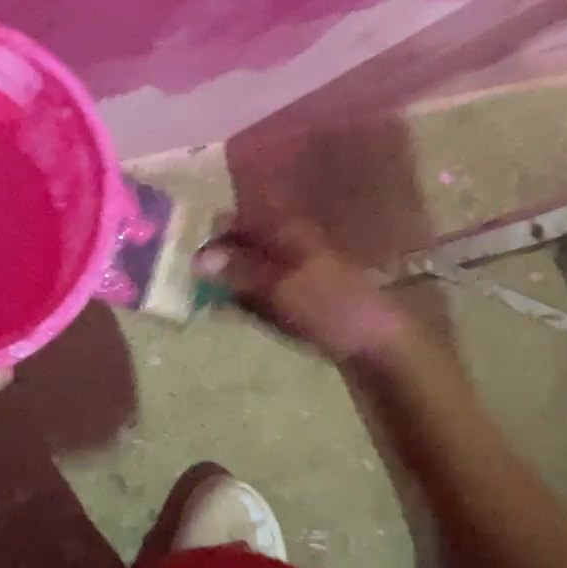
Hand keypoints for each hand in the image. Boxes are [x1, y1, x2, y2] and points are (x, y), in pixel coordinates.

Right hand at [194, 220, 413, 362]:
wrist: (380, 346)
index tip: (186, 255)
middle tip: (186, 282)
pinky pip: (261, 296)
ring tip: (200, 298)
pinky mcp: (299, 302)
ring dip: (227, 283)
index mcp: (288, 232)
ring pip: (250, 272)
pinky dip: (243, 302)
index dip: (214, 234)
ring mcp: (295, 276)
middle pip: (243, 247)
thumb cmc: (332, 307)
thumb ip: (239, 270)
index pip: (241, 220)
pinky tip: (225, 313)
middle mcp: (289, 248)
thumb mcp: (280, 287)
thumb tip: (197, 257)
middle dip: (216, 262)